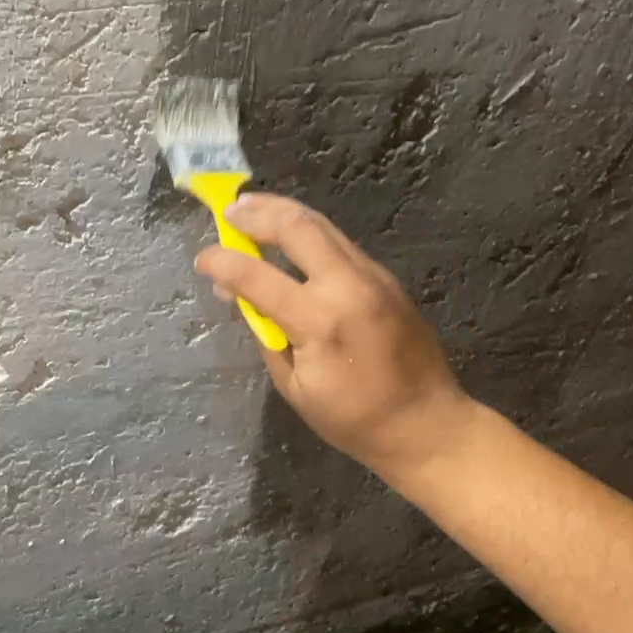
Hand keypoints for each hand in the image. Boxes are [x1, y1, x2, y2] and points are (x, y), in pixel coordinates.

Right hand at [195, 193, 474, 480]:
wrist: (429, 425)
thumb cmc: (353, 419)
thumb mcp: (293, 386)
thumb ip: (265, 331)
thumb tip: (238, 293)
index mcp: (320, 322)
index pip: (256, 276)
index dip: (222, 262)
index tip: (202, 259)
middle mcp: (347, 286)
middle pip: (296, 226)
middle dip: (256, 213)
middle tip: (228, 211)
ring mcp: (372, 276)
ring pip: (320, 224)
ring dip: (281, 211)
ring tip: (251, 207)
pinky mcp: (385, 277)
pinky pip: (338, 241)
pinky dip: (306, 230)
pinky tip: (288, 234)